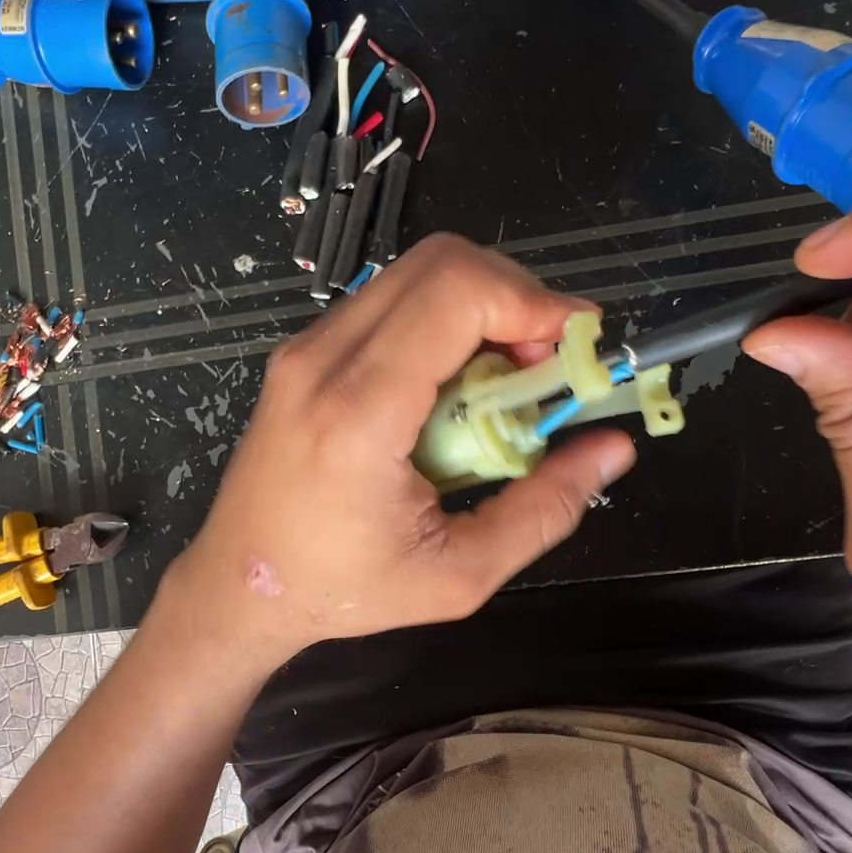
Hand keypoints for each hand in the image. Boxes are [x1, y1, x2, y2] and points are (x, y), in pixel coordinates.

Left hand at [155, 234, 636, 669]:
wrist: (239, 585)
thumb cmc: (340, 589)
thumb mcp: (457, 575)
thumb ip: (543, 511)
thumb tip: (611, 449)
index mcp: (358, 413)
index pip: (454, 293)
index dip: (532, 299)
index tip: (575, 344)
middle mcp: (322, 361)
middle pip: (439, 263)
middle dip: (514, 295)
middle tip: (543, 361)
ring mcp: (303, 350)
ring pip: (411, 274)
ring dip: (477, 304)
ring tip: (503, 372)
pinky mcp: (299, 354)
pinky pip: (384, 302)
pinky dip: (437, 318)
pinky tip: (451, 378)